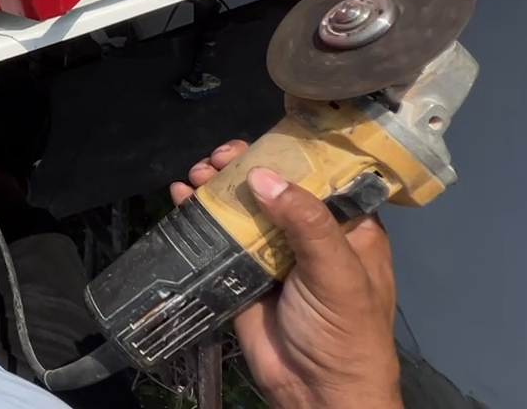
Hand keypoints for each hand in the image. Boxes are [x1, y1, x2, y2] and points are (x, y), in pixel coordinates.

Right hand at [172, 142, 401, 408]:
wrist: (313, 395)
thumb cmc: (344, 335)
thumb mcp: (337, 277)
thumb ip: (306, 224)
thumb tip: (260, 176)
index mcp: (346, 231)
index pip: (321, 178)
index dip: (290, 155)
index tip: (259, 143)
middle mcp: (307, 233)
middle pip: (271, 183)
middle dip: (241, 166)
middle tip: (218, 159)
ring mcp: (270, 248)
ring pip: (239, 200)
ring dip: (214, 181)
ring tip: (196, 174)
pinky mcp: (238, 264)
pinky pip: (215, 226)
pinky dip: (195, 205)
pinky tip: (180, 194)